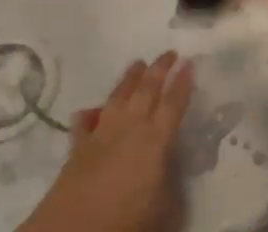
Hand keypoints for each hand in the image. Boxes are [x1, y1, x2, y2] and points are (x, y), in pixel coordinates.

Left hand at [20, 53, 194, 231]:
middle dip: (160, 69)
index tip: (190, 63)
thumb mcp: (166, 209)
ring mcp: (101, 136)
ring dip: (129, 79)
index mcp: (156, 141)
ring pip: (118, 98)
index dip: (183, 83)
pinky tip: (91, 109)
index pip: (174, 104)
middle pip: (146, 91)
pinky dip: (89, 114)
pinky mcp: (77, 149)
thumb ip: (173, 183)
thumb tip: (176, 168)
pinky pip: (85, 123)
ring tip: (138, 63)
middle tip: (169, 52)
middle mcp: (130, 129)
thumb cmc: (127, 221)